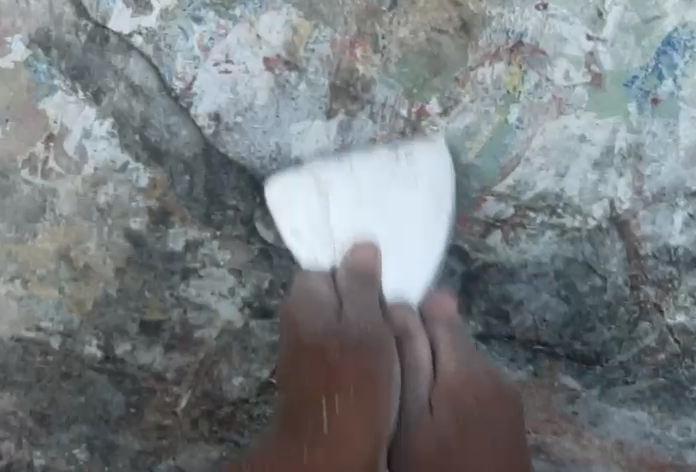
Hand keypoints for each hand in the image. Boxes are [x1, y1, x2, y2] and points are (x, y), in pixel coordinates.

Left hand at [232, 244, 399, 471]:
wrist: (328, 455)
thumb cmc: (351, 385)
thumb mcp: (366, 327)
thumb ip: (362, 285)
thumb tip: (362, 244)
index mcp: (305, 296)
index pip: (331, 265)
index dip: (360, 273)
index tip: (387, 284)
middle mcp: (298, 317)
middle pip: (340, 295)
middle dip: (369, 304)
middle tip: (397, 317)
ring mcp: (305, 349)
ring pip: (345, 325)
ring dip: (370, 333)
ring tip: (396, 344)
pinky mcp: (317, 377)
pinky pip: (345, 351)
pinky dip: (364, 356)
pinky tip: (384, 367)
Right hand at [386, 291, 530, 471]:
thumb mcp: (408, 420)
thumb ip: (411, 357)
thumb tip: (410, 300)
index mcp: (467, 367)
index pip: (436, 311)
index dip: (406, 320)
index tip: (383, 346)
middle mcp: (494, 372)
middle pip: (449, 337)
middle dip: (421, 350)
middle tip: (395, 384)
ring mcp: (507, 398)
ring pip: (460, 363)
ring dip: (436, 374)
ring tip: (413, 407)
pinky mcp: (511, 420)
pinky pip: (475, 388)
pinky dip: (454, 396)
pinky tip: (439, 425)